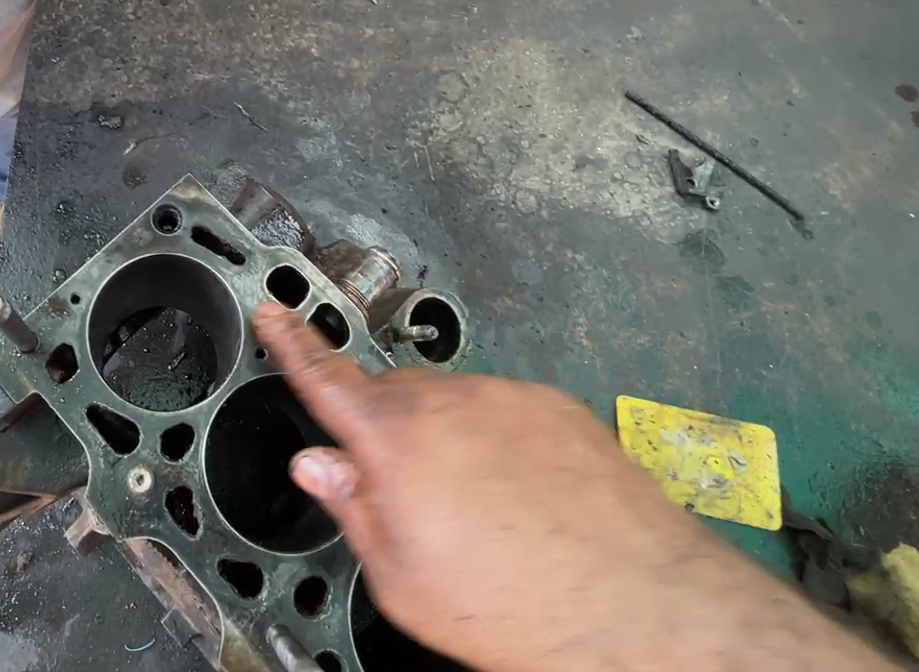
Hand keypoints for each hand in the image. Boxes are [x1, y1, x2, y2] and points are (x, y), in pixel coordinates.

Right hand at [254, 302, 898, 671]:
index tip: (272, 309)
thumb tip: (315, 461)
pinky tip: (528, 498)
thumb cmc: (511, 605)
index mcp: (393, 438)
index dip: (291, 341)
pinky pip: (502, 411)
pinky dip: (499, 443)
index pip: (324, 377)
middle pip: (392, 399)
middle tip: (417, 497)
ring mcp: (501, 395)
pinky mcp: (552, 404)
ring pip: (450, 406)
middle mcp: (443, 400)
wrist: (646, 610)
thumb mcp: (403, 581)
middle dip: (389, 433)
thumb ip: (352, 507)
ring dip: (449, 442)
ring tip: (486, 511)